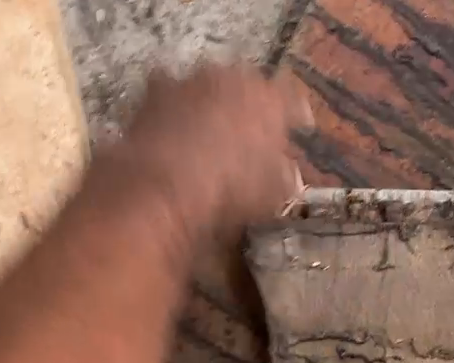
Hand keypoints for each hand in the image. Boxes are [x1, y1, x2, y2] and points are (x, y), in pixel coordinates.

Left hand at [88, 67, 311, 238]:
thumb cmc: (231, 191)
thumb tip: (289, 173)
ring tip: (214, 140)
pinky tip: (179, 140)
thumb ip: (285, 176)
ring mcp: (189, 80)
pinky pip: (174, 101)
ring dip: (214, 110)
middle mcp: (229, 77)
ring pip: (210, 91)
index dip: (297, 117)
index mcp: (268, 98)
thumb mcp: (272, 195)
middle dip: (252, 111)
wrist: (164, 188)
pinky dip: (179, 116)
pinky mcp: (152, 92)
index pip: (292, 101)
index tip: (300, 130)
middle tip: (254, 138)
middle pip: (248, 90)